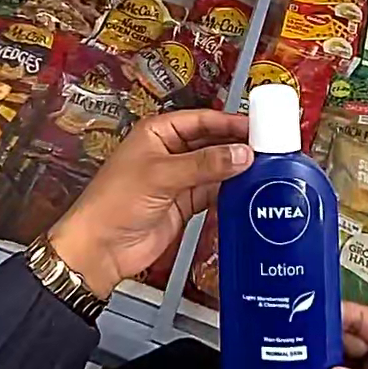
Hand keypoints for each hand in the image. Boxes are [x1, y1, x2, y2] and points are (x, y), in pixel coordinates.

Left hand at [46, 109, 249, 298]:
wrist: (100, 249)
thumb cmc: (113, 202)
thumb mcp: (162, 175)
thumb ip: (204, 164)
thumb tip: (240, 153)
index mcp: (158, 132)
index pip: (201, 119)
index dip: (229, 121)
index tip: (255, 126)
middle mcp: (171, 151)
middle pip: (212, 141)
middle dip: (237, 144)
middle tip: (267, 147)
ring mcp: (179, 177)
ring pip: (216, 166)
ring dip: (236, 167)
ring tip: (264, 167)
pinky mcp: (186, 202)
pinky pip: (214, 190)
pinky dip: (230, 190)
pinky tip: (247, 189)